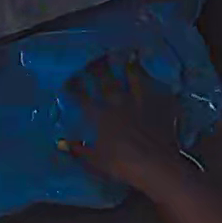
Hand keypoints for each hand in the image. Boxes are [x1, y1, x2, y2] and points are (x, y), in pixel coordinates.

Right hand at [65, 56, 198, 196]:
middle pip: (107, 82)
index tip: (69, 80)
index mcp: (101, 117)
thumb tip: (61, 143)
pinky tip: (154, 78)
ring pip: (134, 79)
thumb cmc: (122, 165)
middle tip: (96, 58)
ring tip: (127, 56)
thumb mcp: (96, 161)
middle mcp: (119, 104)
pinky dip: (153, 83)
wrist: (156, 165)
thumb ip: (79, 150)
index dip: (75, 88)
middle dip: (99, 69)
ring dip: (129, 68)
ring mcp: (140, 103)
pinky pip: (156, 90)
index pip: (83, 99)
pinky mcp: (159, 107)